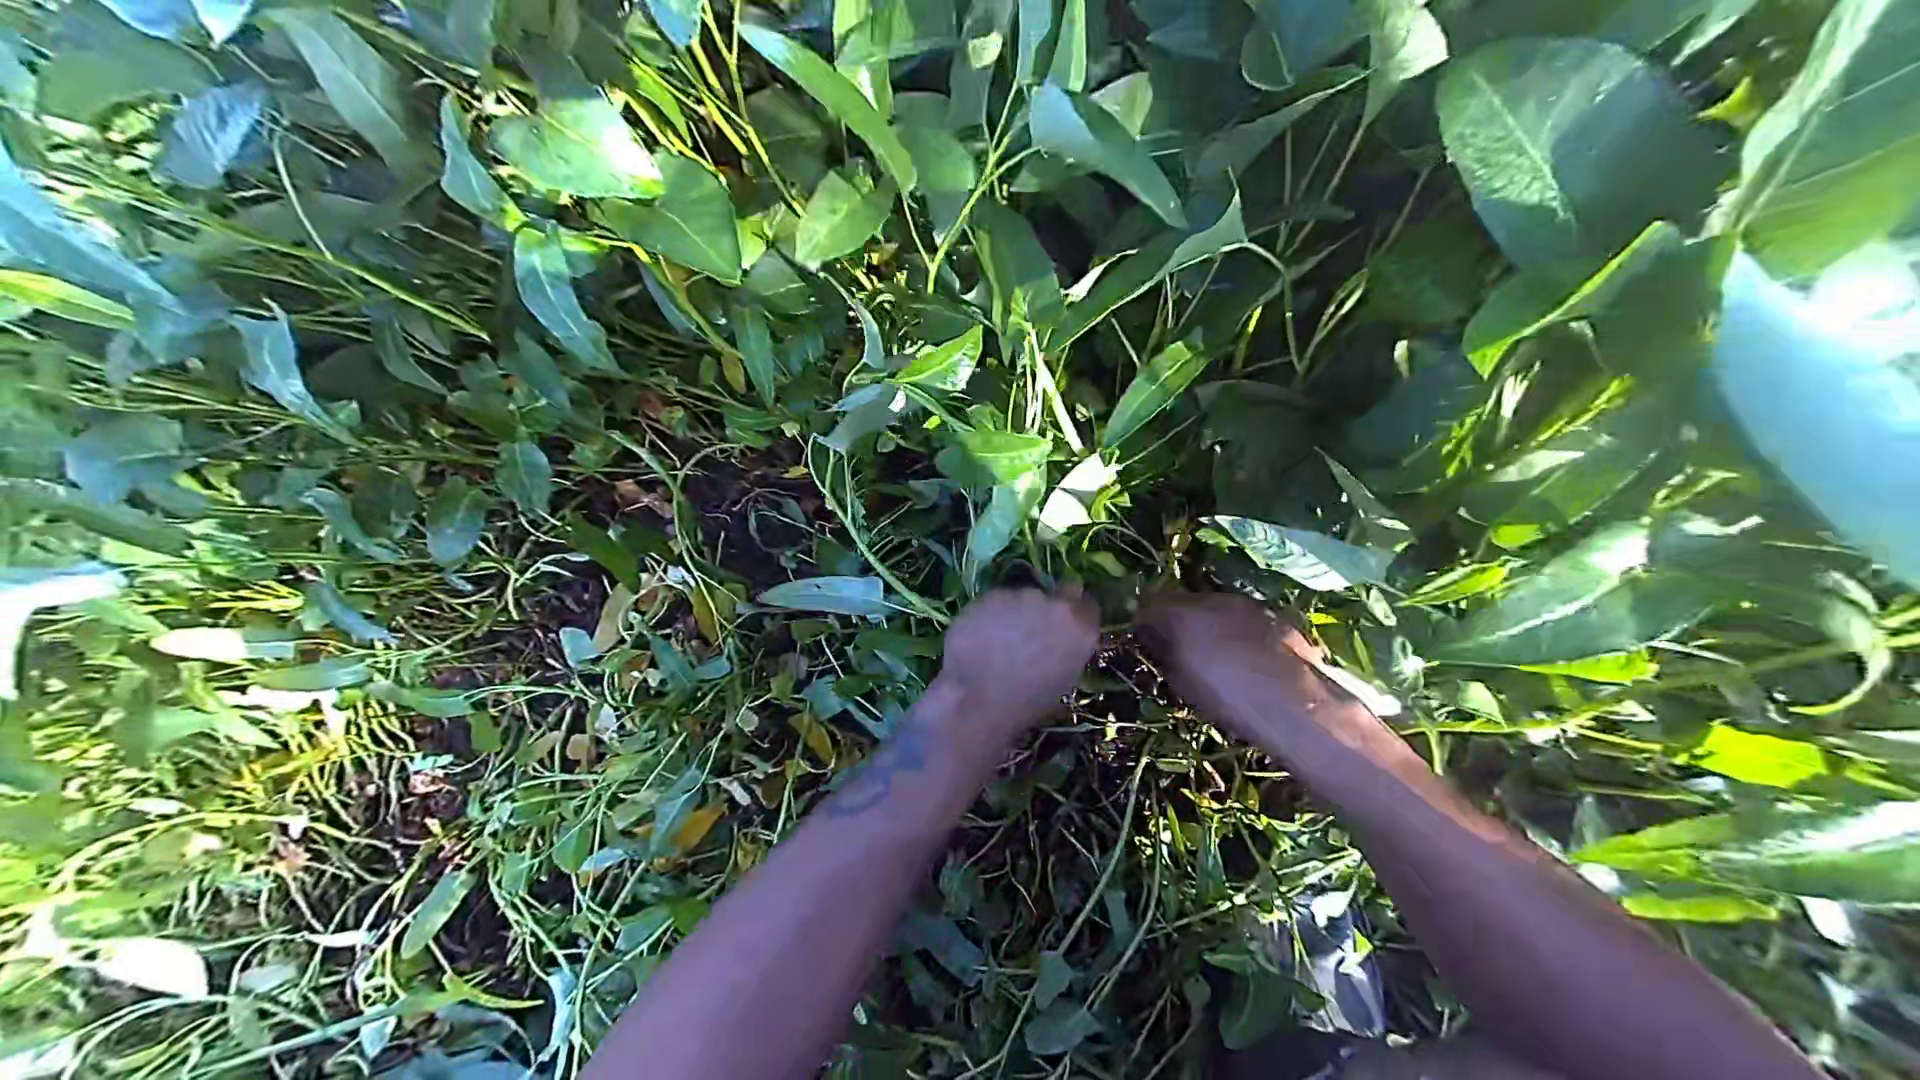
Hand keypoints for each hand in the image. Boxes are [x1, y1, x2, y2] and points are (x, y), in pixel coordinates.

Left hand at [933, 587, 1100, 740]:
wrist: (976, 697)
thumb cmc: (1023, 704)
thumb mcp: (1061, 684)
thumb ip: (1067, 653)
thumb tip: (1059, 646)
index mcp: (1082, 632)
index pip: (1089, 606)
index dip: (1077, 613)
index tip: (1067, 624)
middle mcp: (1058, 606)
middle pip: (1062, 591)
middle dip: (1052, 604)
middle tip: (1035, 626)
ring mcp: (1023, 596)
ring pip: (1026, 596)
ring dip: (1019, 610)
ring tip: (1001, 636)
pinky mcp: (992, 594)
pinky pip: (998, 601)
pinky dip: (993, 613)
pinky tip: (982, 634)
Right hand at [1139, 592, 1379, 750]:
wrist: (1300, 708)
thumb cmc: (1229, 700)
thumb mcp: (1182, 682)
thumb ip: (1163, 653)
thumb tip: (1152, 639)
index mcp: (1183, 614)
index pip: (1148, 603)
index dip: (1143, 619)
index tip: (1143, 637)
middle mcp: (1213, 599)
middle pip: (1182, 601)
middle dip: (1176, 618)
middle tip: (1177, 646)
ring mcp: (1246, 604)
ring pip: (1213, 607)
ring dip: (1207, 623)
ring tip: (1213, 653)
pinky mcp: (1272, 615)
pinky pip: (1241, 617)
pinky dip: (1234, 629)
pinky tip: (1244, 656)